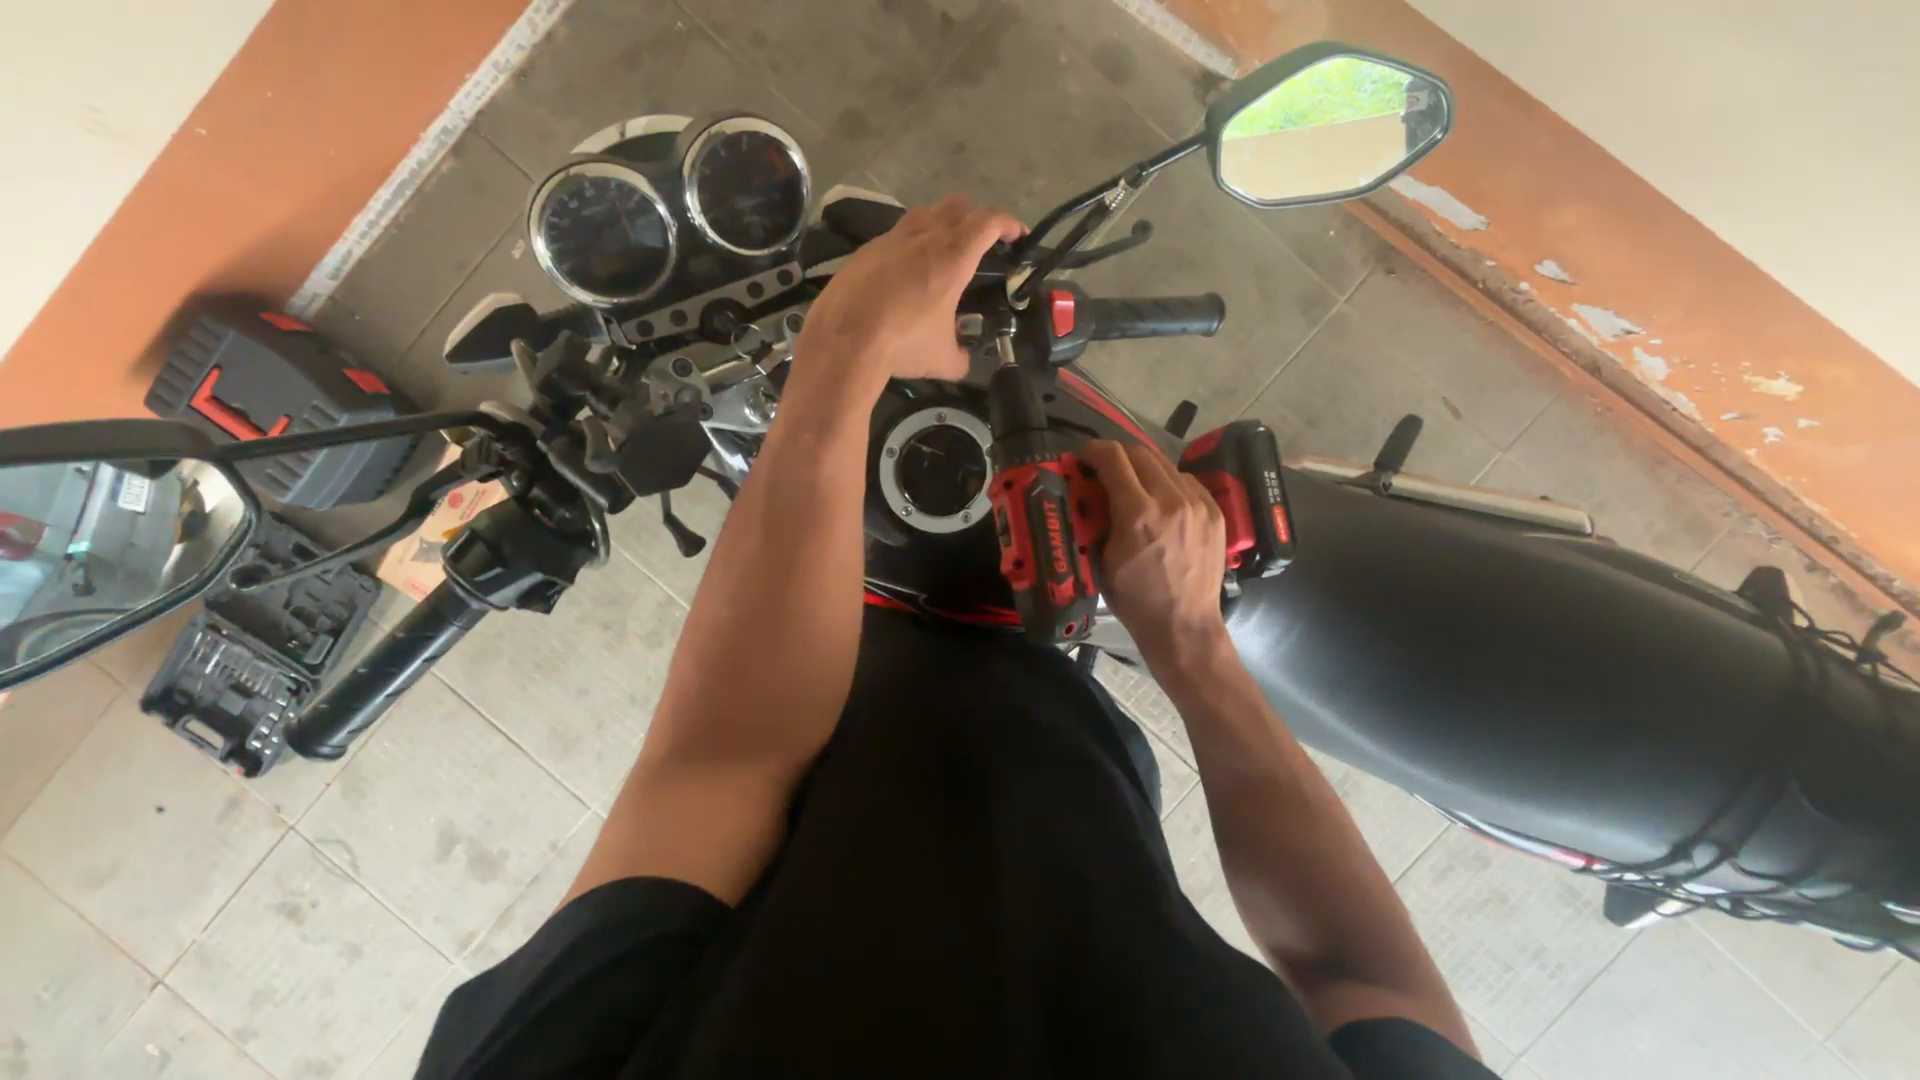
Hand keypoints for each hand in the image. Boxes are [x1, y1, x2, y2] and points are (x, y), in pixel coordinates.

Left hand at [791, 195, 1023, 401]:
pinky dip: (909, 246)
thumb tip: (964, 361)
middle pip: (958, 207)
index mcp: (953, 257)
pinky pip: (895, 237)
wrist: (844, 338)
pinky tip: (904, 273)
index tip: (1017, 234)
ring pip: (924, 215)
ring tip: (941, 252)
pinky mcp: (866, 250)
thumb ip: (960, 357)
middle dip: (975, 218)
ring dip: (940, 225)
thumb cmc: (902, 343)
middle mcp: (925, 238)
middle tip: (980, 241)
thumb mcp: (941, 359)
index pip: (989, 223)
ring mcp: (892, 239)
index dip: (1008, 223)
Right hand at [1080, 440, 1230, 672]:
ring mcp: (1198, 504)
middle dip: (1116, 456)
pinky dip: (1167, 483)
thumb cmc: (1135, 599)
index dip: (1092, 451)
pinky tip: (1159, 499)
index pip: (1112, 458)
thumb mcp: (1102, 560)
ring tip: (1131, 484)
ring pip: (1165, 464)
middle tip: (1102, 469)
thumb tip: (1088, 493)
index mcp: (1137, 514)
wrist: (1183, 624)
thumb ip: (1097, 520)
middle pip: (1139, 452)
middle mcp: (1171, 500)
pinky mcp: (1214, 512)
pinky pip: (1186, 481)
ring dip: (1142, 468)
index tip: (1082, 458)